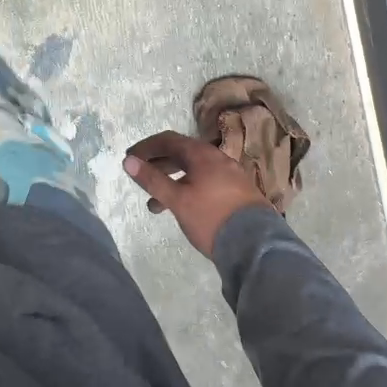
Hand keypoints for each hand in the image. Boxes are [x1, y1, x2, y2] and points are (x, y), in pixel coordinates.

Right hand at [124, 131, 268, 257]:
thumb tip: (128, 161)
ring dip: (172, 181)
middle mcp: (217, 158)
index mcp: (201, 154)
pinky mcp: (238, 193)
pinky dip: (188, 189)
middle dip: (158, 165)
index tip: (129, 159)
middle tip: (140, 177)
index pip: (168, 140)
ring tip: (155, 205)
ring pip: (194, 171)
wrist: (258, 246)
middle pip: (181, 154)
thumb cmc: (211, 218)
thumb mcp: (177, 200)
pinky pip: (206, 183)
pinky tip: (183, 209)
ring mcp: (231, 175)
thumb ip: (152, 179)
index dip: (146, 147)